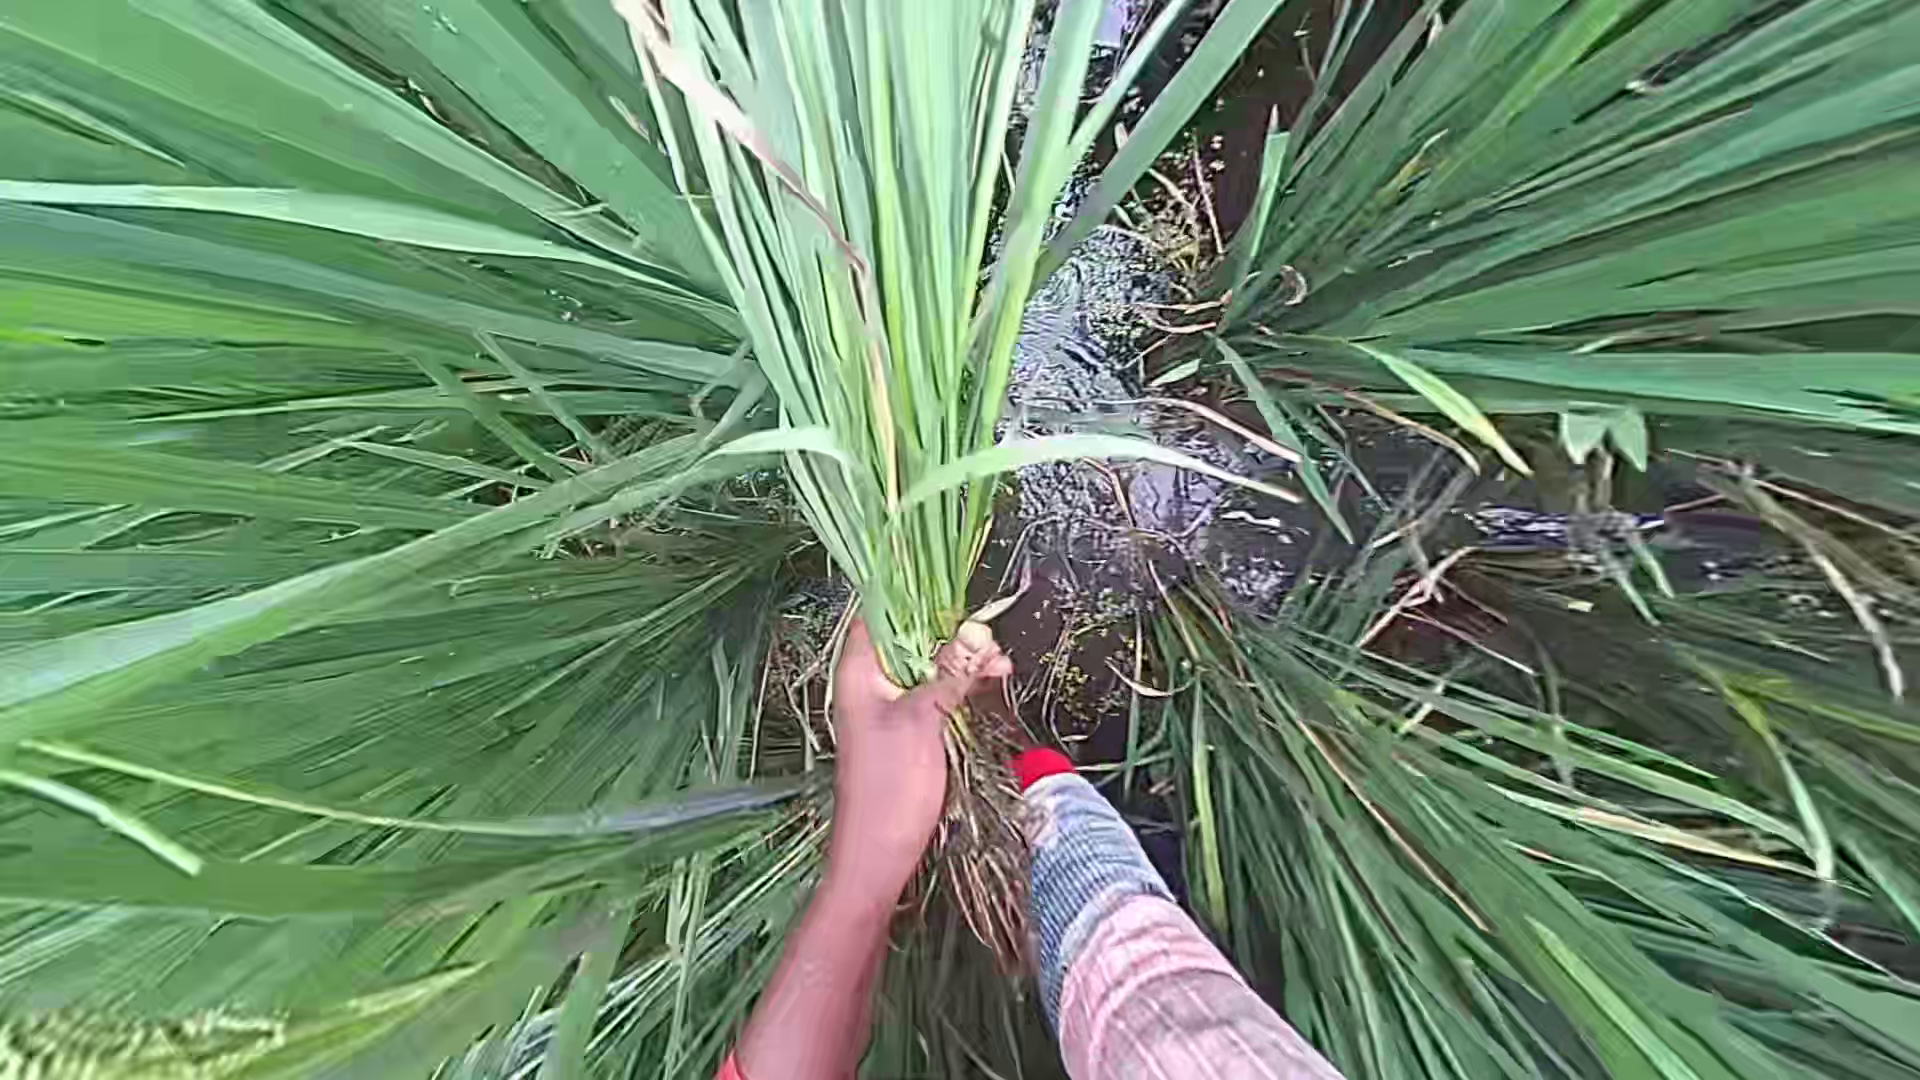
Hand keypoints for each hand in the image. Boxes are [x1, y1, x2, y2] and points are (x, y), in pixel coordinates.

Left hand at [825, 618, 1012, 902]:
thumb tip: (978, 630)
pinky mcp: (907, 724)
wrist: (879, 857)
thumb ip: (950, 671)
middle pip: (909, 635)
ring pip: (927, 662)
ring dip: (961, 658)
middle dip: (950, 630)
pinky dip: (959, 682)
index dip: (910, 593)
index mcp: (860, 670)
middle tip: (988, 633)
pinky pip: (934, 688)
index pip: (878, 612)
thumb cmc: (891, 785)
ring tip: (1000, 661)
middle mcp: (871, 680)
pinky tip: (991, 679)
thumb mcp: (924, 719)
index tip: (949, 585)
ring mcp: (889, 702)